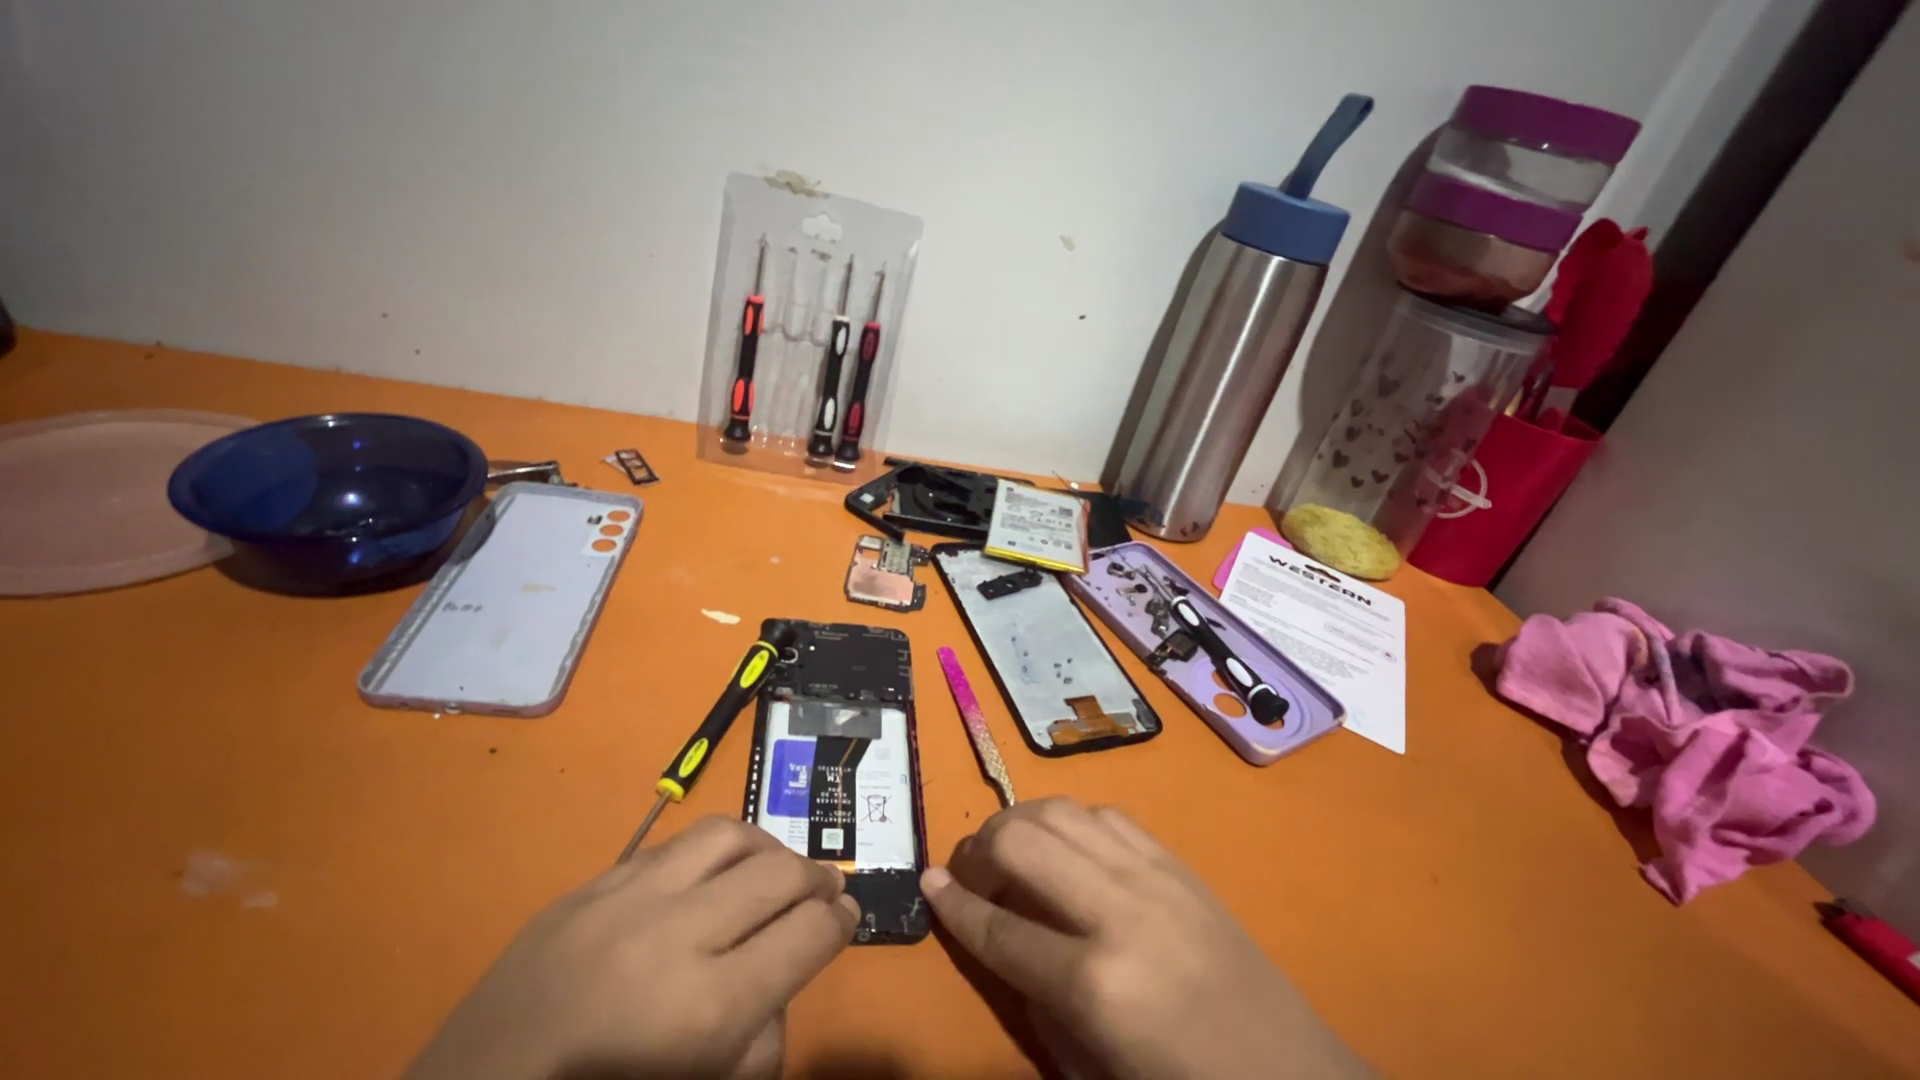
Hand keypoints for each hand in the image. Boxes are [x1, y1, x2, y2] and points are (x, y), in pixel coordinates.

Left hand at [407, 817, 859, 1079]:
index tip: (849, 918)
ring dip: (768, 848)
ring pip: (725, 836)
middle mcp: (672, 936)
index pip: (808, 934)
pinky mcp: (582, 890)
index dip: (842, 922)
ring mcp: (620, 902)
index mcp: (707, 1007)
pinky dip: (708, 856)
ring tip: (776, 868)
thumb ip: (762, 1039)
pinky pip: (667, 847)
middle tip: (828, 890)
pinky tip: (708, 880)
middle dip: (818, 879)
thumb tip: (782, 973)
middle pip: (778, 874)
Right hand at [921, 798, 1369, 1079]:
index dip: (953, 904)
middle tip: (970, 875)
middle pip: (1021, 841)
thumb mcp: (1091, 1065)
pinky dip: (1071, 824)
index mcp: (1095, 983)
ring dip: (1021, 825)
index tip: (928, 884)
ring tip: (1012, 857)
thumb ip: (1032, 996)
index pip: (999, 926)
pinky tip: (1068, 853)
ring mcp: (1155, 877)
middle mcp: (1119, 911)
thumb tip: (991, 932)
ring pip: (1061, 811)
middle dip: (979, 850)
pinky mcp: (1180, 863)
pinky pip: (1107, 816)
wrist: (1289, 1072)